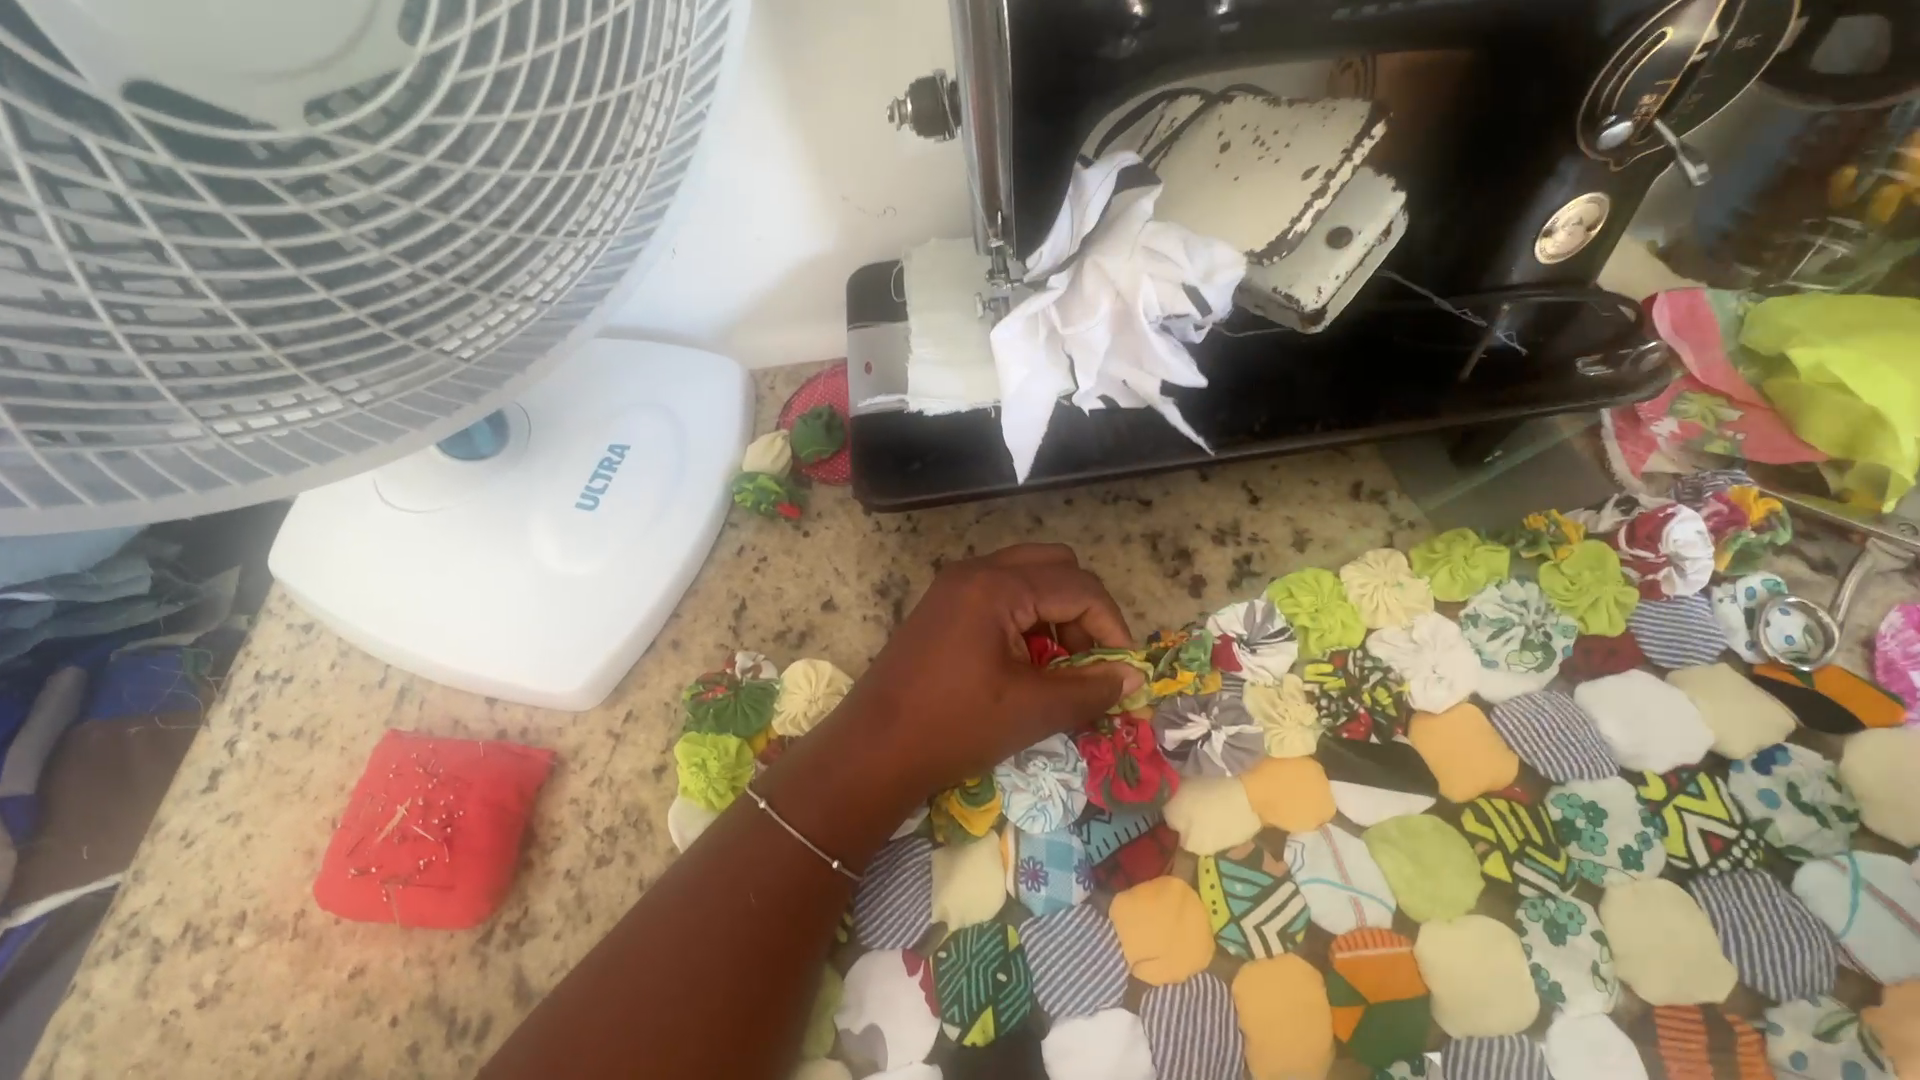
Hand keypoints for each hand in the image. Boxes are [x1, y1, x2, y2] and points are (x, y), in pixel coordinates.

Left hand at [816, 544, 1144, 799]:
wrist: (872, 752)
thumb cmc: (953, 727)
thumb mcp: (1031, 710)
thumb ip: (1090, 688)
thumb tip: (1133, 678)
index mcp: (997, 586)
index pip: (1079, 586)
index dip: (1111, 625)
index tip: (1122, 669)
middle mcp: (974, 572)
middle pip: (1054, 566)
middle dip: (1083, 609)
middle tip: (1089, 659)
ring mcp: (952, 587)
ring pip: (1026, 577)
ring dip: (1055, 613)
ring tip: (1058, 666)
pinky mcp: (941, 608)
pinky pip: (999, 595)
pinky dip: (1025, 619)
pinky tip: (1024, 665)